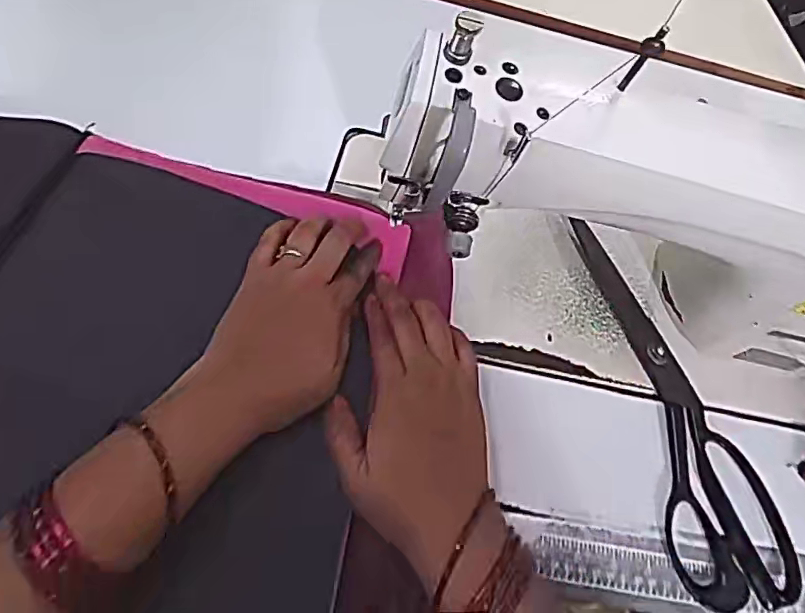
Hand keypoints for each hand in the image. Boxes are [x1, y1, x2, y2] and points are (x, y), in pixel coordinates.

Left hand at [195, 217, 379, 436]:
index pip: (358, 270)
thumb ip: (346, 334)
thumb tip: (353, 311)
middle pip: (337, 239)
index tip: (374, 251)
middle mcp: (307, 283)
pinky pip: (269, 240)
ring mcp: (279, 275)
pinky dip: (282, 227)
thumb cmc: (279, 389)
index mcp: (330, 306)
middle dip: (353, 229)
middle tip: (358, 229)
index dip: (370, 257)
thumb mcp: (332, 371)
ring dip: (322, 222)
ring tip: (329, 223)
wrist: (233, 391)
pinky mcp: (255, 276)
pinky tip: (290, 227)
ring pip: (306, 232)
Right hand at [324, 277, 489, 590]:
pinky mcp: (469, 392)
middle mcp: (424, 379)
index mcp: (394, 393)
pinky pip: (463, 348)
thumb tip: (334, 401)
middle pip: (408, 323)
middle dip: (393, 297)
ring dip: (421, 307)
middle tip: (384, 281)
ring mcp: (451, 383)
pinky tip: (443, 326)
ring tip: (409, 296)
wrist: (451, 523)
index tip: (366, 296)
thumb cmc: (403, 502)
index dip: (373, 313)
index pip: (382, 338)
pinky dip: (452, 331)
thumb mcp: (354, 475)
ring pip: (437, 328)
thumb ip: (340, 432)